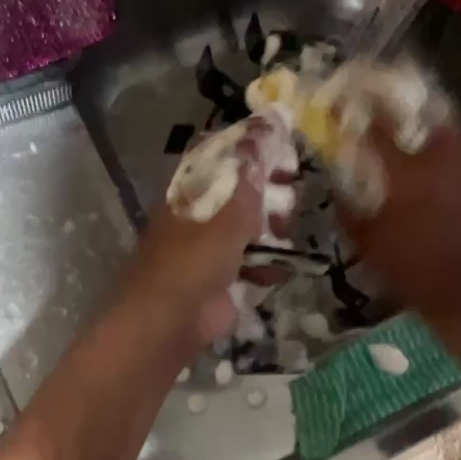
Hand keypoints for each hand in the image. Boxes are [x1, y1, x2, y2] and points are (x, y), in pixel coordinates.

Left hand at [123, 145, 290, 345]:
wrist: (171, 321)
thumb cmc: (193, 259)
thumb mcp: (227, 215)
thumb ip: (248, 182)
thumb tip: (261, 138)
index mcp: (190, 195)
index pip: (220, 163)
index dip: (249, 154)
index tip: (280, 151)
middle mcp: (198, 219)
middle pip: (238, 198)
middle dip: (266, 195)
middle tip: (289, 195)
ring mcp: (210, 252)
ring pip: (247, 232)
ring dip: (270, 231)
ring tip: (287, 230)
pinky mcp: (222, 284)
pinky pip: (251, 267)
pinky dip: (268, 266)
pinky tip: (282, 267)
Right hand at [337, 120, 460, 319]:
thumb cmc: (410, 267)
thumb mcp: (368, 245)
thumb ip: (350, 215)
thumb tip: (339, 195)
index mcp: (404, 174)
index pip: (379, 133)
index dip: (363, 115)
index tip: (350, 105)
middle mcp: (437, 163)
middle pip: (424, 119)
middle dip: (406, 109)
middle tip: (391, 108)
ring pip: (451, 132)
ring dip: (433, 125)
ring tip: (418, 127)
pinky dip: (452, 149)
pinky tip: (440, 159)